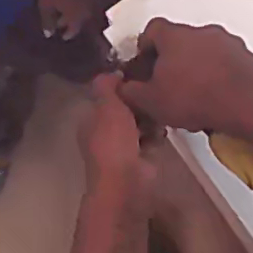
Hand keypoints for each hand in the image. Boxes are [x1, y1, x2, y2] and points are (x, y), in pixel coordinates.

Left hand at [38, 0, 95, 39]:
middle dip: (72, 22)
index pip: (73, 31)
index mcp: (77, 18)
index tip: (62, 35)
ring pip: (84, 8)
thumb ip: (48, 21)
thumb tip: (49, 34)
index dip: (66, 34)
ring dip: (77, 10)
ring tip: (67, 8)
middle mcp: (89, 11)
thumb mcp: (46, 3)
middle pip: (81, 20)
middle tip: (63, 22)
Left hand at [78, 75, 154, 190]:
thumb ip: (106, 87)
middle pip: (123, 110)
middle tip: (152, 93)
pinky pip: (150, 138)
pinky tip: (163, 128)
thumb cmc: (112, 140)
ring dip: (150, 118)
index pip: (104, 98)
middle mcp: (103, 134)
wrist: (127, 179)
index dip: (119, 87)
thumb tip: (111, 72)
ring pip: (139, 124)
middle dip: (138, 103)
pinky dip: (156, 134)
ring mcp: (122, 147)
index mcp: (90, 121)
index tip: (136, 76)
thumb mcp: (106, 106)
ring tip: (160, 109)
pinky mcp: (140, 158)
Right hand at [118, 19, 252, 133]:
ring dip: (197, 67)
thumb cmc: (195, 97)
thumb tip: (122, 88)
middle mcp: (202, 32)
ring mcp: (228, 43)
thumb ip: (130, 92)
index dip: (145, 46)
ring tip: (193, 95)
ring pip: (205, 51)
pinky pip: (227, 63)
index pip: (153, 29)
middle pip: (180, 40)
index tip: (144, 62)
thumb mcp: (150, 101)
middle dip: (172, 59)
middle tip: (166, 82)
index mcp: (174, 36)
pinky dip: (219, 76)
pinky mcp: (248, 58)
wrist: (245, 104)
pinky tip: (215, 98)